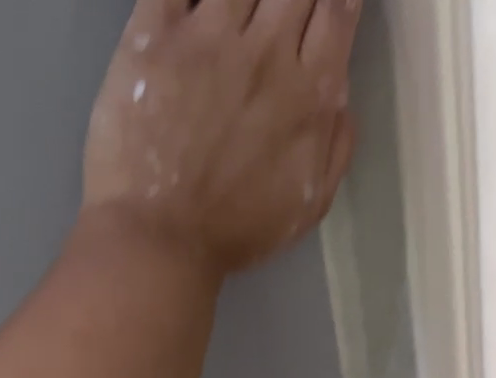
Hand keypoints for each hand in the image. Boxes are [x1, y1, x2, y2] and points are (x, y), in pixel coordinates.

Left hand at [82, 0, 360, 275]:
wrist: (162, 235)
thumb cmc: (241, 229)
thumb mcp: (312, 203)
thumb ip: (336, 146)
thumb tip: (341, 97)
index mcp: (310, 94)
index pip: (338, 12)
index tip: (336, 1)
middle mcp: (266, 52)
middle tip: (291, 8)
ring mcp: (207, 36)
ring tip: (250, 8)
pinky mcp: (153, 33)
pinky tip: (203, 1)